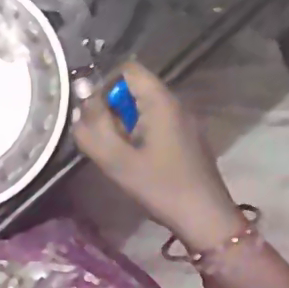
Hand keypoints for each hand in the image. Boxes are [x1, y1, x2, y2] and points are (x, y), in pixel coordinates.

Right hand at [72, 61, 243, 249]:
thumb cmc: (161, 187)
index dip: (105, 83)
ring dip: (125, 122)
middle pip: (135, 87)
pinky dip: (141, 132)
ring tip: (117, 152)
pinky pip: (157, 121)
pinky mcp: (188, 137)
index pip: (128, 68)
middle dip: (113, 107)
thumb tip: (81, 104)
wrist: (206, 219)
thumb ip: (93, 130)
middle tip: (103, 137)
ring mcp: (185, 120)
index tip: (93, 112)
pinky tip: (137, 160)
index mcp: (160, 101)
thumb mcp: (117, 162)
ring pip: (145, 106)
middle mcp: (176, 103)